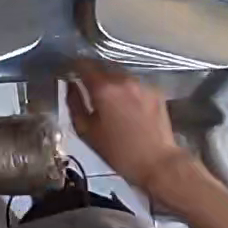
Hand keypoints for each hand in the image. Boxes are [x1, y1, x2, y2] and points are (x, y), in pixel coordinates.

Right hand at [67, 59, 191, 192]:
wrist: (158, 162)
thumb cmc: (117, 151)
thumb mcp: (86, 131)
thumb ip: (74, 103)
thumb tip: (70, 84)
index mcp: (104, 88)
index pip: (84, 64)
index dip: (74, 66)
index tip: (70, 72)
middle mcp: (123, 79)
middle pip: (103, 66)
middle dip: (93, 74)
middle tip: (87, 88)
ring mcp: (142, 84)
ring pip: (120, 74)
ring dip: (111, 81)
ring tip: (108, 97)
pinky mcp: (156, 91)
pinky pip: (135, 84)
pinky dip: (127, 89)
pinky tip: (127, 105)